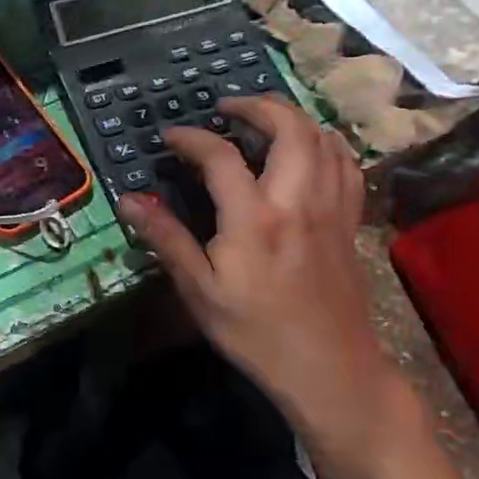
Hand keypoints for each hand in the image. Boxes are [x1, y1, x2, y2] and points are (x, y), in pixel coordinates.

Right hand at [117, 96, 397, 439]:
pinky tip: (308, 149)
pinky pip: (346, 165)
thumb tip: (128, 200)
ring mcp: (332, 209)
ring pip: (325, 140)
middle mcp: (299, 201)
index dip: (191, 138)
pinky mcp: (349, 223)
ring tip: (264, 118)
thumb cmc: (256, 332)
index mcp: (255, 218)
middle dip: (257, 106)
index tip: (170, 137)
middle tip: (227, 107)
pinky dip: (326, 143)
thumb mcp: (199, 290)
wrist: (332, 372)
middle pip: (290, 128)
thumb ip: (165, 238)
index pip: (221, 156)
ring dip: (294, 117)